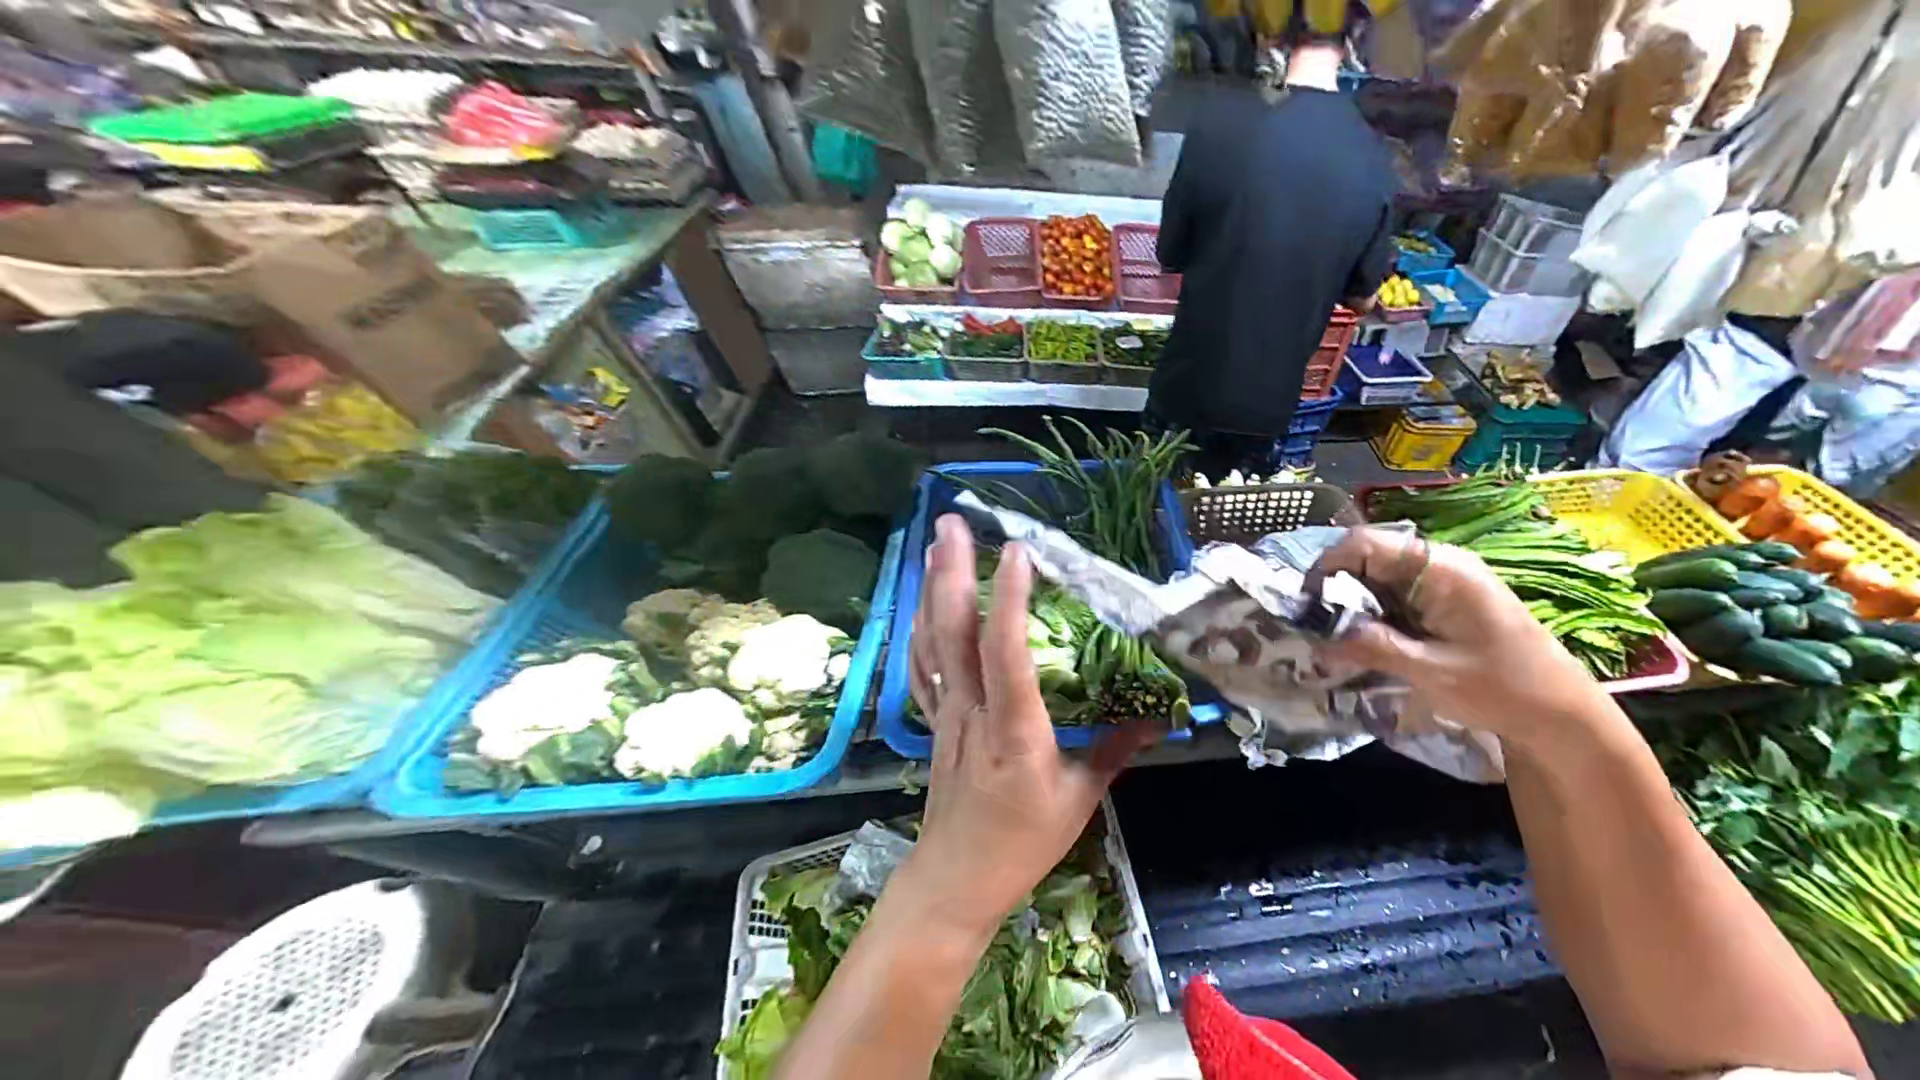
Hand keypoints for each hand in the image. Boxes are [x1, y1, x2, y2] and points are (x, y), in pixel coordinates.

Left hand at [902, 515, 1154, 934]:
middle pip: (955, 632)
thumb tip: (1160, 716)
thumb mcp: (1081, 799)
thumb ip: (1116, 749)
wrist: (956, 877)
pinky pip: (921, 666)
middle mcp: (972, 710)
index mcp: (1014, 729)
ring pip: (932, 641)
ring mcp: (945, 712)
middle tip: (953, 523)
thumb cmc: (1022, 842)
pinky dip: (919, 628)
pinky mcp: (933, 719)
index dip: (1011, 600)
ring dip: (932, 588)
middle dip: (953, 572)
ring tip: (934, 544)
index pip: (1008, 653)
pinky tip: (919, 602)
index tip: (1019, 552)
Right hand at [1305, 526, 1613, 749]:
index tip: (1306, 604)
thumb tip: (1315, 634)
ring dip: (1350, 603)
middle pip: (1366, 557)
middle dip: (1335, 588)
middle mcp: (1439, 564)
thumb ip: (1371, 646)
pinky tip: (1360, 639)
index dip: (1326, 567)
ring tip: (1332, 635)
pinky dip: (1370, 613)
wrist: (1564, 717)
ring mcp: (1441, 581)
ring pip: (1374, 576)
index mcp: (1440, 569)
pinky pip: (1391, 593)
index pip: (1364, 544)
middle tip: (1314, 626)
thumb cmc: (1503, 690)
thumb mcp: (1430, 672)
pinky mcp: (1441, 600)